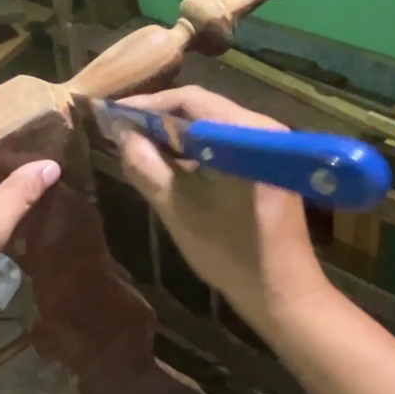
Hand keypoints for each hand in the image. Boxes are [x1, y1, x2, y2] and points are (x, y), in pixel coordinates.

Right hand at [117, 87, 329, 328]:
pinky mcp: (269, 162)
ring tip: (138, 143)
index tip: (111, 114)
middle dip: (158, 118)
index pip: (188, 100)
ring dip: (175, 133)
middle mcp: (263, 128)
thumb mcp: (177, 208)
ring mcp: (270, 145)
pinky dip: (195, 147)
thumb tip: (122, 133)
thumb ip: (145, 165)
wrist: (283, 293)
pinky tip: (170, 160)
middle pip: (201, 107)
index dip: (146, 105)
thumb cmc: (230, 252)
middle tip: (120, 129)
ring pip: (211, 124)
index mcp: (246, 133)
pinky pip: (224, 141)